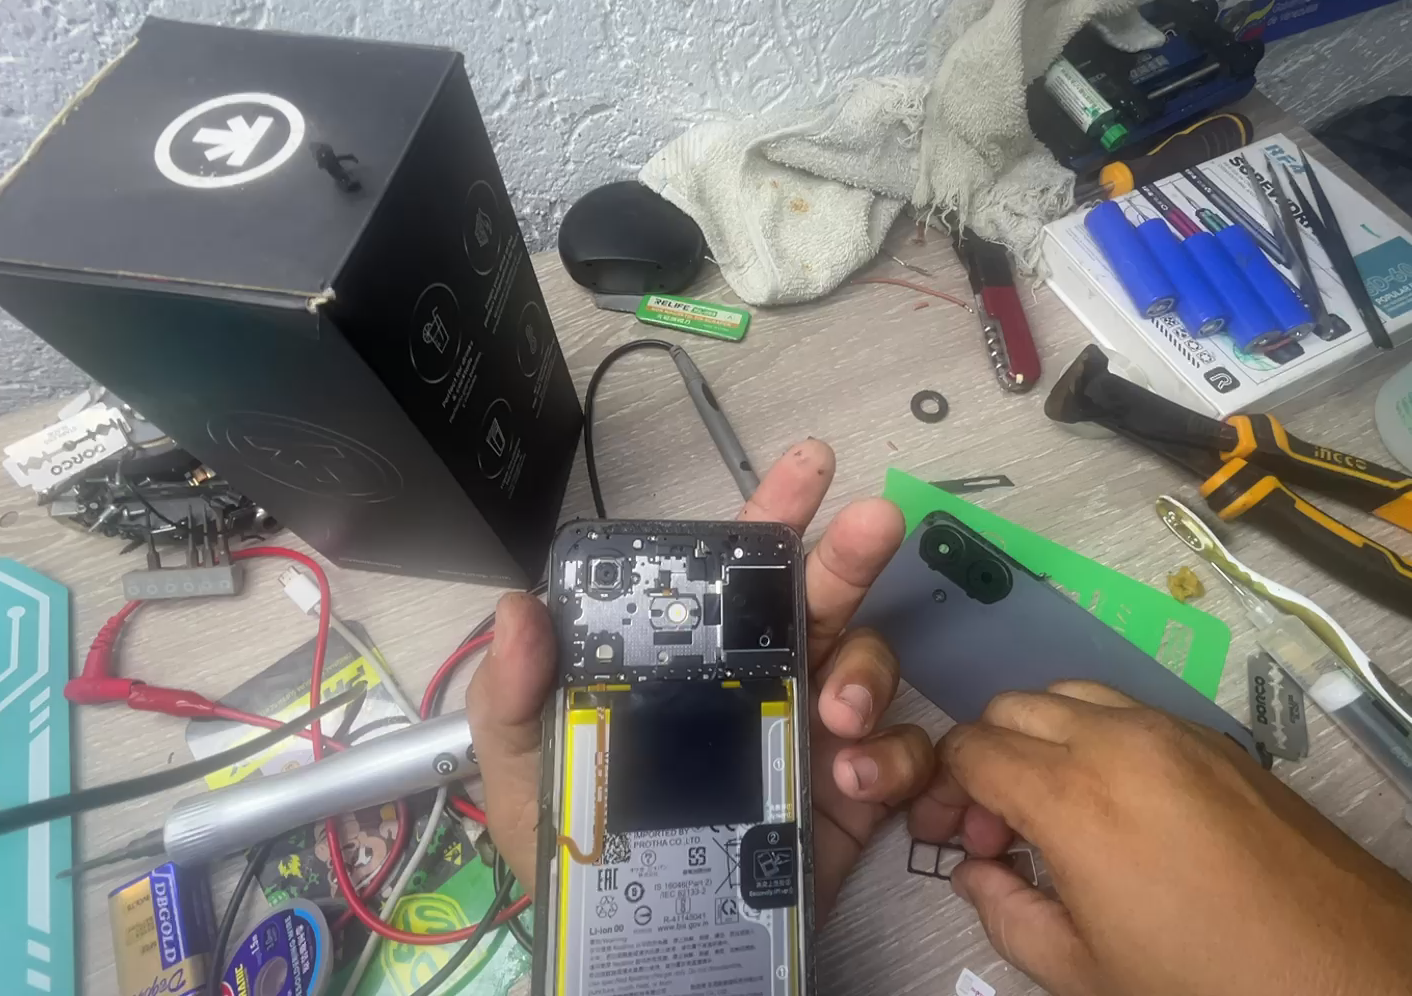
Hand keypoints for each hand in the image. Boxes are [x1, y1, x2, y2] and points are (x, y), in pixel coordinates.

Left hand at [467, 439, 932, 921]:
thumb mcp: (526, 759)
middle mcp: (764, 673)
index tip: (809, 465)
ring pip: (867, 661)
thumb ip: (514, 689)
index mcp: (696, 654)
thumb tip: (519, 609)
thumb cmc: (578, 838)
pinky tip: (853, 779)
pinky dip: (892, 756)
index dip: (773, 512)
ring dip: (867, 670)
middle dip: (850, 552)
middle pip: (820, 595)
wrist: (642, 948)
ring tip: (836, 713)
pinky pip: (897, 752)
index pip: (736, 571)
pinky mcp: (851, 789)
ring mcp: (813, 726)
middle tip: (875, 522)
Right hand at [910, 682, 1411, 995]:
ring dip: (1037, 736)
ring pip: (1064, 693)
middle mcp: (1111, 739)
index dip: (942, 787)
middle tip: (1001, 828)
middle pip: (1008, 709)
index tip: (949, 833)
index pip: (968, 750)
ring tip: (1055, 801)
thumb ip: (1007, 914)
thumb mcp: (1088, 978)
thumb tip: (974, 870)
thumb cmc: (1215, 991)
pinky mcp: (1214, 737)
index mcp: (1070, 796)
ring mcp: (1168, 728)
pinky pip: (1124, 708)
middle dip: (985, 759)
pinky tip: (1119, 798)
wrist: (1376, 989)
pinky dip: (1092, 734)